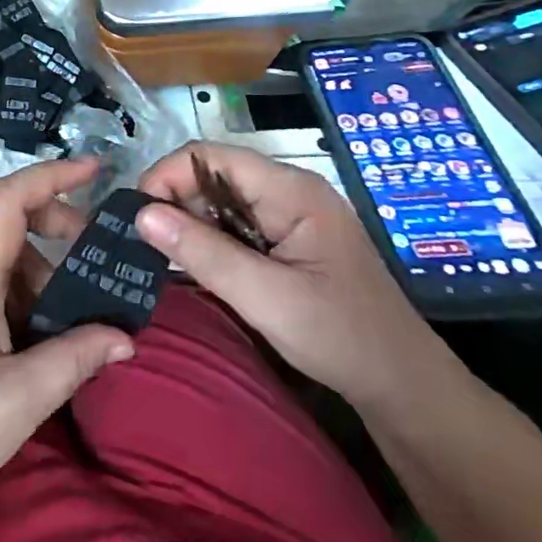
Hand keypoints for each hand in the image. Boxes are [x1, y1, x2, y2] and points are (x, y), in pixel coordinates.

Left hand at [0, 158, 133, 541]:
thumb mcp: (20, 400)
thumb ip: (76, 357)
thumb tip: (124, 336)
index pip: (6, 198)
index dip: (52, 175)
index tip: (97, 168)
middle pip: (0, 216)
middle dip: (53, 223)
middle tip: (95, 259)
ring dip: (35, 267)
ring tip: (69, 318)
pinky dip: (12, 288)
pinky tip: (33, 335)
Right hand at [136, 141, 456, 409]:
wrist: (402, 385)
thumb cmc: (340, 337)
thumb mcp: (266, 297)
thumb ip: (203, 252)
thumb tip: (140, 214)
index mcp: (291, 190)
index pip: (210, 156)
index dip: (167, 176)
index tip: (139, 218)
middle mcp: (288, 190)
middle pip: (211, 174)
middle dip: (173, 201)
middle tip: (146, 244)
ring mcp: (287, 214)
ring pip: (218, 200)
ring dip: (188, 222)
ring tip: (161, 256)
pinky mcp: (284, 237)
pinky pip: (232, 223)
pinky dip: (207, 239)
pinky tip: (192, 265)